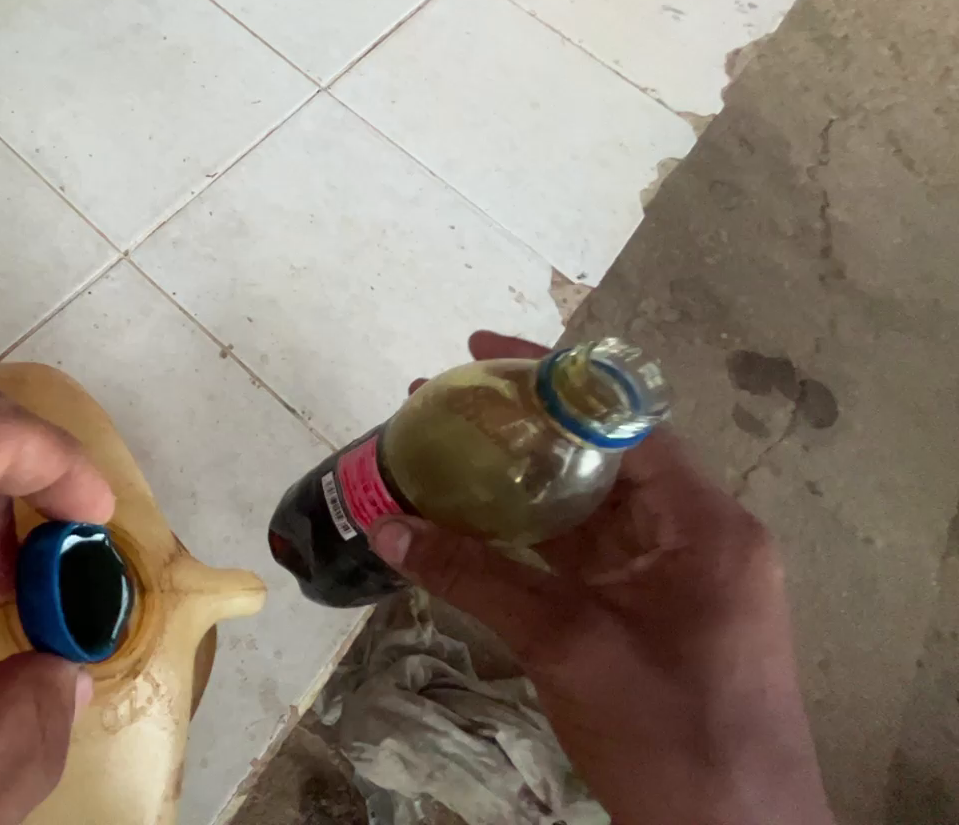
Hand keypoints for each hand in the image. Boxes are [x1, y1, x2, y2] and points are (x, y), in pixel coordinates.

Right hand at [371, 332, 831, 824]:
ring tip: (433, 445)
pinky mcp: (631, 601)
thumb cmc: (671, 732)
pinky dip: (511, 521)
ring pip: (573, 495)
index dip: (551, 379)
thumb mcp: (566, 643)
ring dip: (506, 471)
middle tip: (438, 400)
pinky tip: (457, 513)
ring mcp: (659, 570)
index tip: (479, 351)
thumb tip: (382, 527)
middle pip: (593, 451)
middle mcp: (686, 533)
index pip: (623, 421)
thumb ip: (472, 576)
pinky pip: (564, 540)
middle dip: (514, 421)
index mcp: (701, 525)